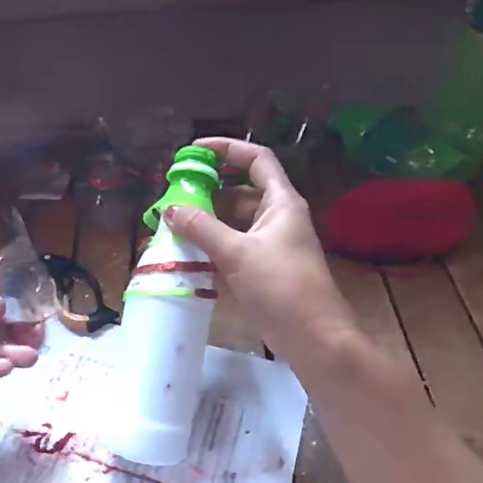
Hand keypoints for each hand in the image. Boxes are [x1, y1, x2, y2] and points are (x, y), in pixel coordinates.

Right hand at [160, 137, 357, 367]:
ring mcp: (269, 243)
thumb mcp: (237, 253)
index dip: (228, 149)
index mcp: (281, 203)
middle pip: (240, 190)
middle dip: (208, 189)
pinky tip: (187, 251)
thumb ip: (202, 228)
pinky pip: (232, 245)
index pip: (256, 160)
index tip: (194, 150)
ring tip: (173, 223)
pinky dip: (211, 244)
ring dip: (206, 220)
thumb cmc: (281, 286)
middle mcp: (276, 217)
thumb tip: (170, 209)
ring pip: (233, 220)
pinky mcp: (262, 267)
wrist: (312, 334)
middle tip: (174, 194)